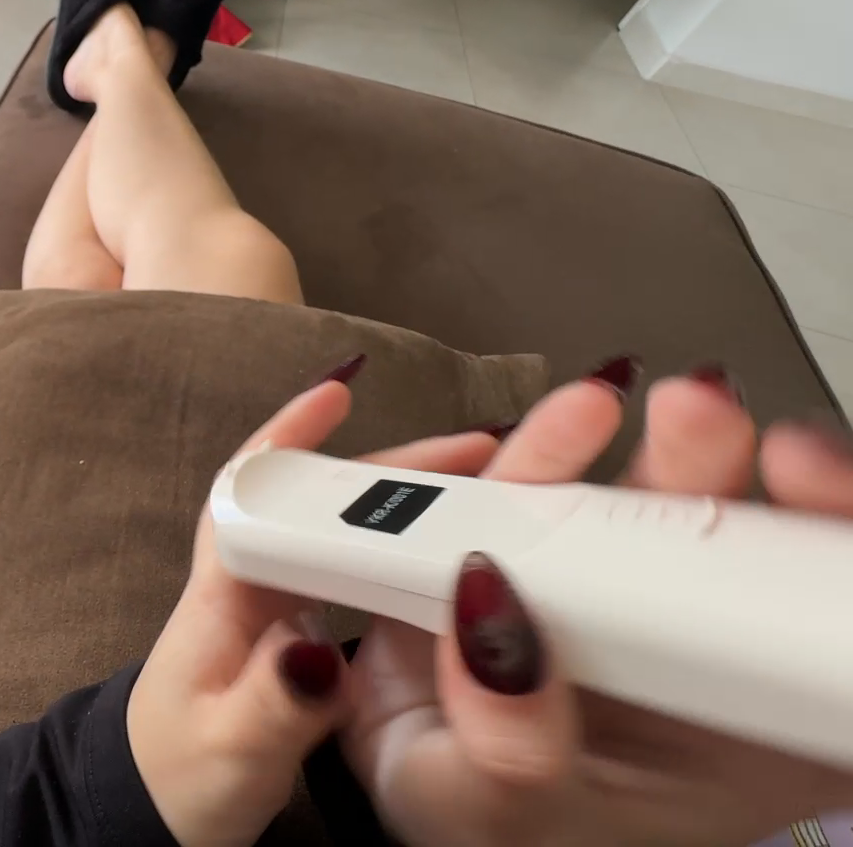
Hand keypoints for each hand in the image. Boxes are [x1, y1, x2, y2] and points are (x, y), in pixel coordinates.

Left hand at [128, 366, 504, 846]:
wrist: (152, 807)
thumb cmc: (178, 776)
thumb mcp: (231, 748)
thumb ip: (274, 703)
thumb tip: (321, 650)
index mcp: (223, 597)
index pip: (247, 494)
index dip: (285, 437)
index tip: (337, 391)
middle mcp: (242, 586)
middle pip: (306, 503)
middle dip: (379, 468)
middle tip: (474, 447)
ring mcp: (264, 609)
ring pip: (326, 533)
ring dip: (391, 503)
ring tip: (481, 484)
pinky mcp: (284, 637)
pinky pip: (335, 573)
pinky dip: (382, 550)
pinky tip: (431, 553)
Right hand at [340, 364, 852, 845]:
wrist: (397, 783)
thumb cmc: (488, 826)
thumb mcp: (507, 809)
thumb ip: (514, 741)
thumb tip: (491, 613)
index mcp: (727, 718)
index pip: (818, 632)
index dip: (833, 548)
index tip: (806, 482)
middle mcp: (663, 638)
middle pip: (715, 542)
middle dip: (718, 467)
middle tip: (702, 416)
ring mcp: (574, 588)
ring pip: (612, 502)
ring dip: (612, 443)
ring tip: (597, 402)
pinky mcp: (494, 554)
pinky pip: (511, 496)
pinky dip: (519, 456)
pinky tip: (523, 429)